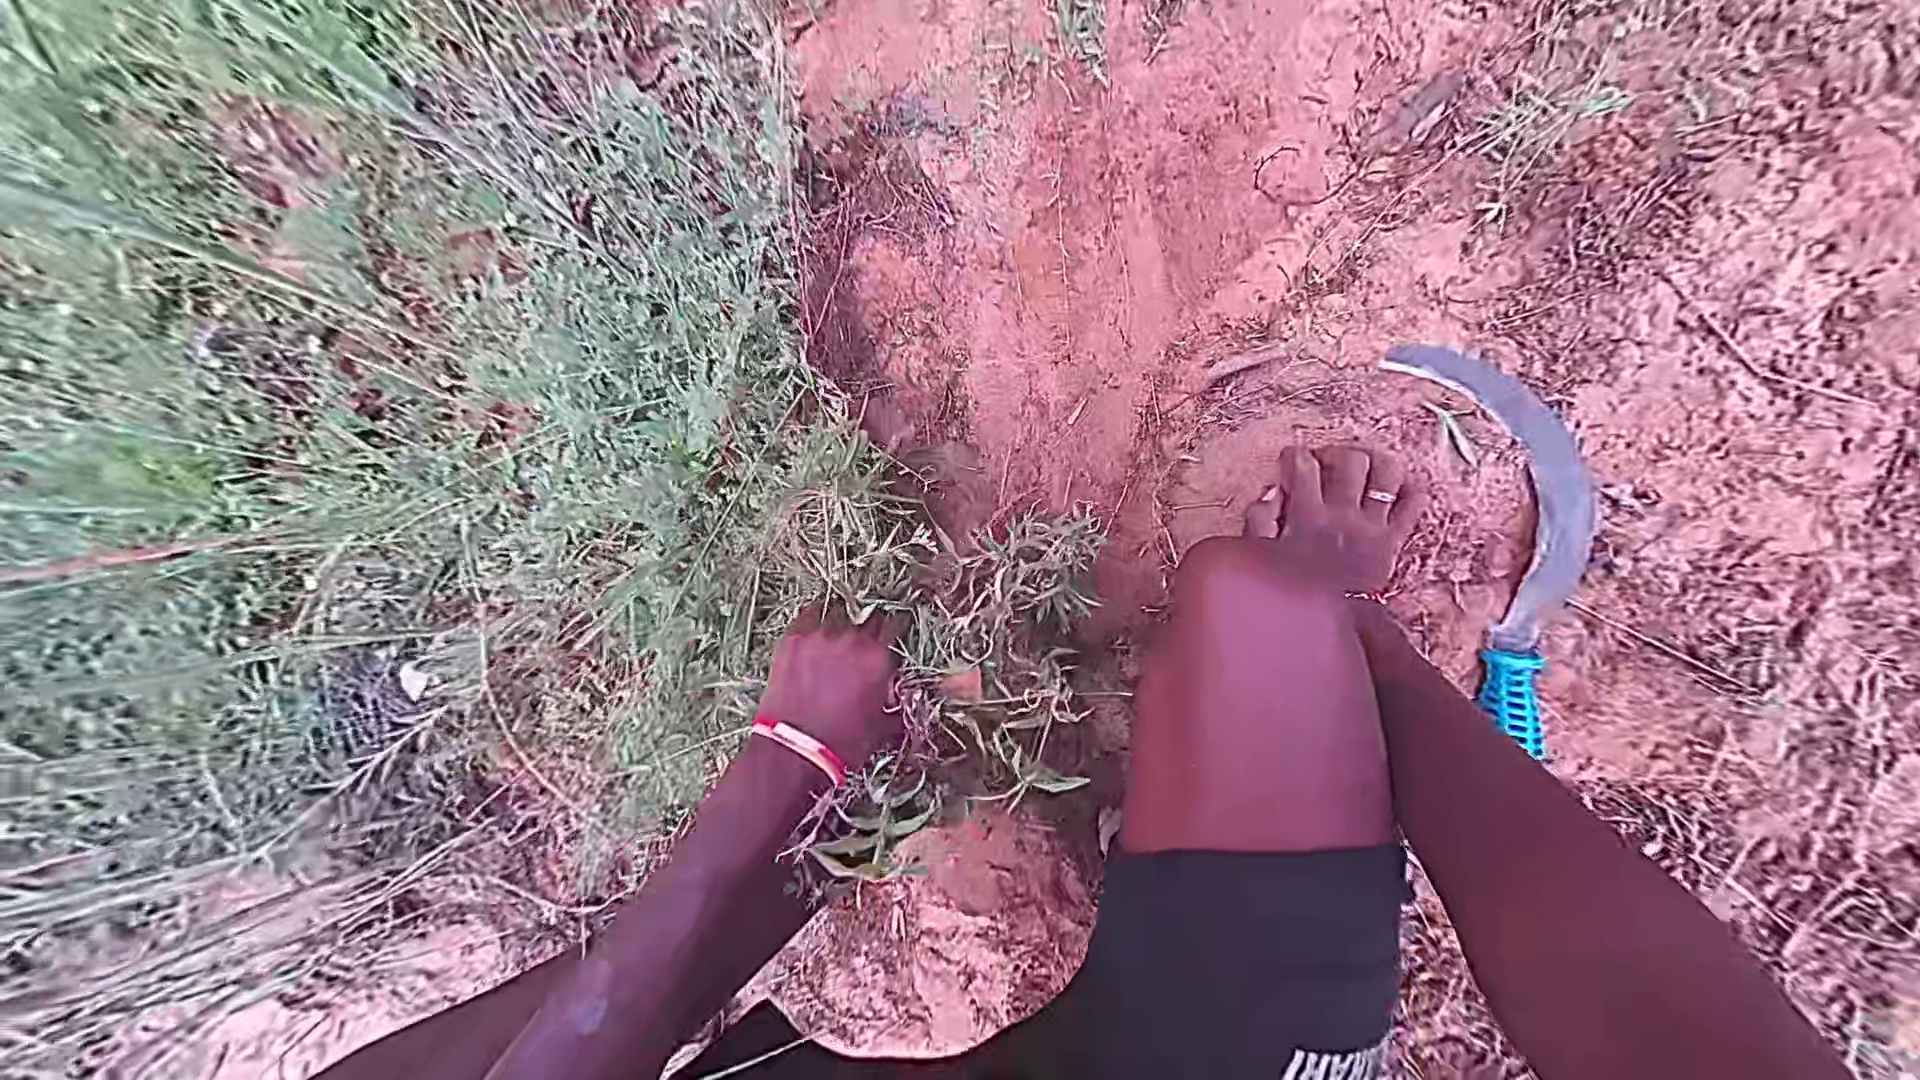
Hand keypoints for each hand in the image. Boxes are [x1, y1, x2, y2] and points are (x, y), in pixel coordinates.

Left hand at [758, 603, 901, 767]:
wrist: (794, 752)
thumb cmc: (839, 744)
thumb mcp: (881, 725)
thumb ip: (895, 701)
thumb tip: (897, 697)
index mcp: (880, 658)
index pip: (896, 625)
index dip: (895, 628)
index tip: (893, 630)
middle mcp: (854, 641)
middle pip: (869, 618)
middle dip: (870, 627)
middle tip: (866, 639)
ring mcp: (822, 637)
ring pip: (839, 613)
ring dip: (842, 623)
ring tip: (838, 635)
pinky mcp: (794, 639)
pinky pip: (809, 614)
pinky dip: (815, 618)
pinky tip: (815, 626)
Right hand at [1239, 445, 1426, 593]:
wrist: (1331, 623)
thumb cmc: (1289, 587)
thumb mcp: (1258, 553)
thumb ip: (1260, 518)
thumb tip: (1274, 490)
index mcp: (1307, 517)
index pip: (1303, 466)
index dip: (1295, 455)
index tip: (1290, 459)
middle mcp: (1344, 515)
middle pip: (1350, 460)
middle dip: (1335, 453)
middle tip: (1325, 462)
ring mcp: (1374, 526)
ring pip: (1387, 472)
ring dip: (1373, 462)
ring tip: (1360, 467)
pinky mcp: (1395, 539)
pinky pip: (1414, 501)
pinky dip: (1407, 487)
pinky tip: (1390, 487)